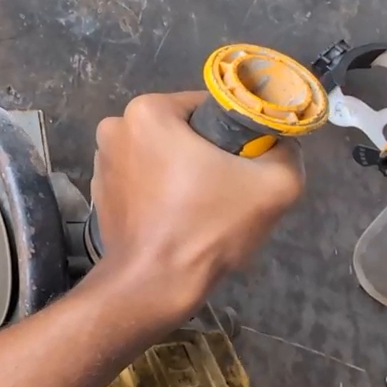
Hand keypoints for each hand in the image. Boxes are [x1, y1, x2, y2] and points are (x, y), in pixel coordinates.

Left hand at [85, 91, 304, 318]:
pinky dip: (161, 188)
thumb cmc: (208, 227)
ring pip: (161, 153)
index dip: (235, 131)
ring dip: (183, 171)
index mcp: (147, 112)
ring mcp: (101, 158)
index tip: (247, 160)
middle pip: (181, 129)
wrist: (153, 281)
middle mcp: (115, 126)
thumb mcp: (275, 185)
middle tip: (230, 187)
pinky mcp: (99, 187)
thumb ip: (287, 151)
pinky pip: (142, 176)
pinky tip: (177, 215)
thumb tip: (281, 143)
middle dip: (207, 152)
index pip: (207, 105)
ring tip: (204, 206)